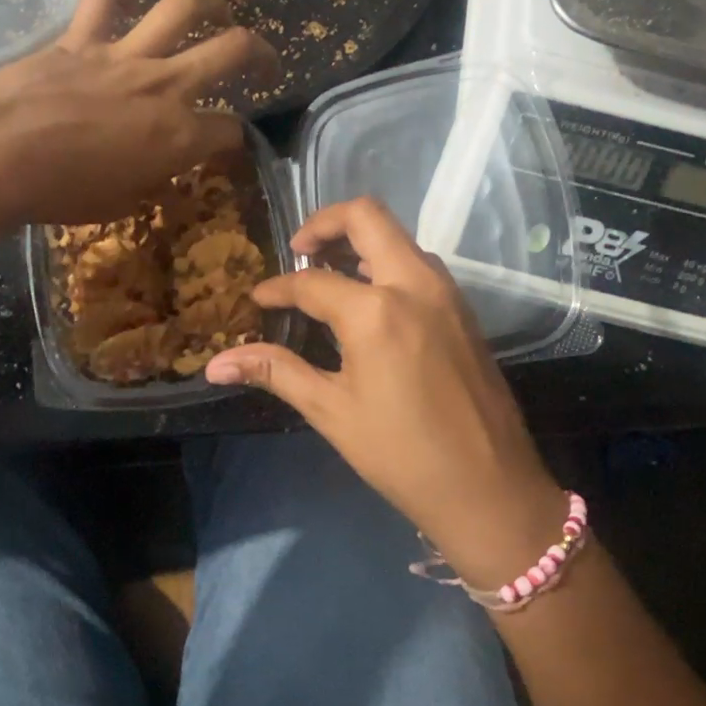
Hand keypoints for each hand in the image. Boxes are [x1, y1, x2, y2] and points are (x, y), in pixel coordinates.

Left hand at [0, 0, 275, 243]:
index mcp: (179, 137)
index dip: (236, 138)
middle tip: (262, 60)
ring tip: (212, 8)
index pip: (230, 130)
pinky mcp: (80, 36)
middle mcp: (165, 86)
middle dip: (261, 51)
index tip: (227, 143)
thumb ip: (150, 179)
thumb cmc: (56, 196)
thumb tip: (158, 168)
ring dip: (208, 1)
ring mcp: (124, 53)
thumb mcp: (118, 205)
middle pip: (233, 49)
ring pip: (184, 5)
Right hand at [206, 198, 566, 587]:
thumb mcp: (331, 410)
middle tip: (298, 250)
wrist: (490, 489)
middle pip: (366, 216)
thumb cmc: (401, 454)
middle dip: (324, 223)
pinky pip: (418, 263)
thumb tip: (216, 364)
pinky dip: (386, 262)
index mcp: (376, 310)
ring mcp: (446, 292)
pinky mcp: (463, 308)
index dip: (278, 287)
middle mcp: (415, 283)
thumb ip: (276, 371)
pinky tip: (367, 300)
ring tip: (328, 274)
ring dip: (360, 241)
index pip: (312, 280)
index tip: (258, 298)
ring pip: (398, 236)